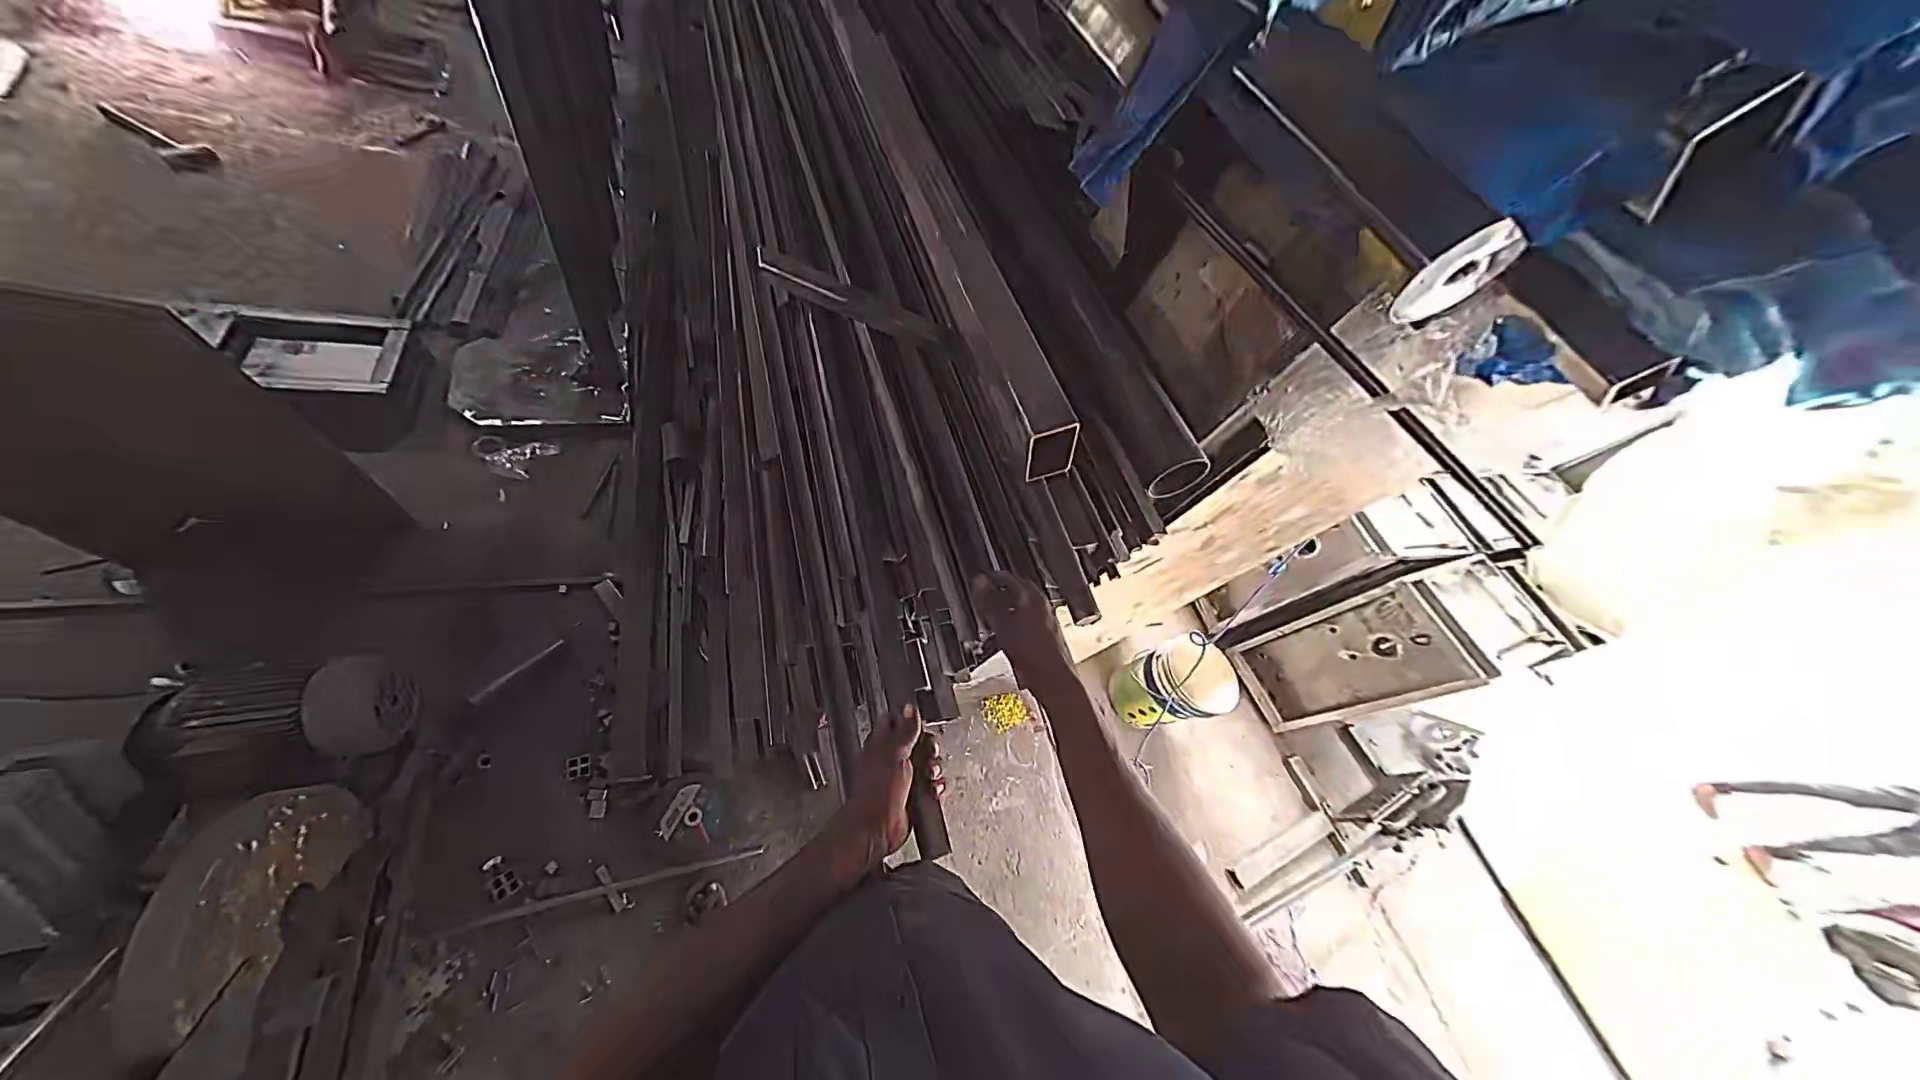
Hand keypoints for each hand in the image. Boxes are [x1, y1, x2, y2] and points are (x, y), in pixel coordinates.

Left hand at [833, 705, 936, 866]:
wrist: (876, 828)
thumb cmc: (876, 792)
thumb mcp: (894, 754)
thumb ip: (905, 731)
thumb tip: (910, 709)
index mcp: (881, 744)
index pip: (896, 722)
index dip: (910, 720)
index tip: (922, 725)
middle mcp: (891, 759)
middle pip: (917, 742)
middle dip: (929, 747)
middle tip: (930, 752)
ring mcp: (901, 778)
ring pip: (926, 763)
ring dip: (933, 767)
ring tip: (931, 774)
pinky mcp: (912, 795)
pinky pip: (930, 785)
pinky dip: (935, 786)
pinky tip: (933, 788)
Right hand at [972, 572, 1074, 685]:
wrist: (1051, 680)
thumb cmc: (1031, 652)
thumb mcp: (1001, 623)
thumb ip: (989, 601)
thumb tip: (980, 582)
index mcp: (1032, 598)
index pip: (1009, 578)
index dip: (992, 580)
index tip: (980, 584)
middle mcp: (1042, 607)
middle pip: (1016, 594)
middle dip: (998, 597)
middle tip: (983, 601)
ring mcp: (1046, 622)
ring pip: (1020, 611)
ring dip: (1004, 614)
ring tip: (990, 622)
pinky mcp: (1046, 638)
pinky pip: (1025, 626)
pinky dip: (1012, 628)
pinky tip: (1003, 640)